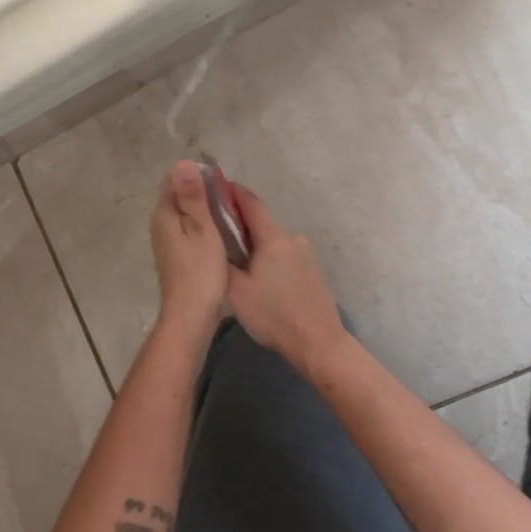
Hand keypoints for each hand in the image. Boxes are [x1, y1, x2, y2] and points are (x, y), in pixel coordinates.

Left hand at [149, 161, 232, 332]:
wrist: (191, 314)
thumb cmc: (200, 270)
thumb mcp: (202, 228)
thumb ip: (193, 197)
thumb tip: (182, 163)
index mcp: (164, 213)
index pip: (174, 179)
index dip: (197, 175)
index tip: (221, 183)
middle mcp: (159, 224)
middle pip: (179, 196)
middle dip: (202, 192)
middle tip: (231, 200)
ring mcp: (166, 241)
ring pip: (185, 214)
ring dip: (204, 211)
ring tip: (230, 216)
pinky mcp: (175, 255)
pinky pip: (188, 230)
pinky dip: (203, 227)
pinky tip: (221, 236)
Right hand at [224, 184, 351, 375]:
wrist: (320, 344)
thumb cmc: (274, 316)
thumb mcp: (236, 291)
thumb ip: (221, 263)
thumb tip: (211, 244)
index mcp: (273, 238)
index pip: (250, 202)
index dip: (232, 191)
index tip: (213, 187)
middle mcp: (292, 239)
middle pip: (261, 222)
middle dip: (238, 224)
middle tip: (214, 234)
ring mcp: (305, 255)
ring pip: (272, 241)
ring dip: (253, 244)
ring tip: (233, 261)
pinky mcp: (312, 271)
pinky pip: (283, 255)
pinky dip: (267, 258)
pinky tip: (257, 277)